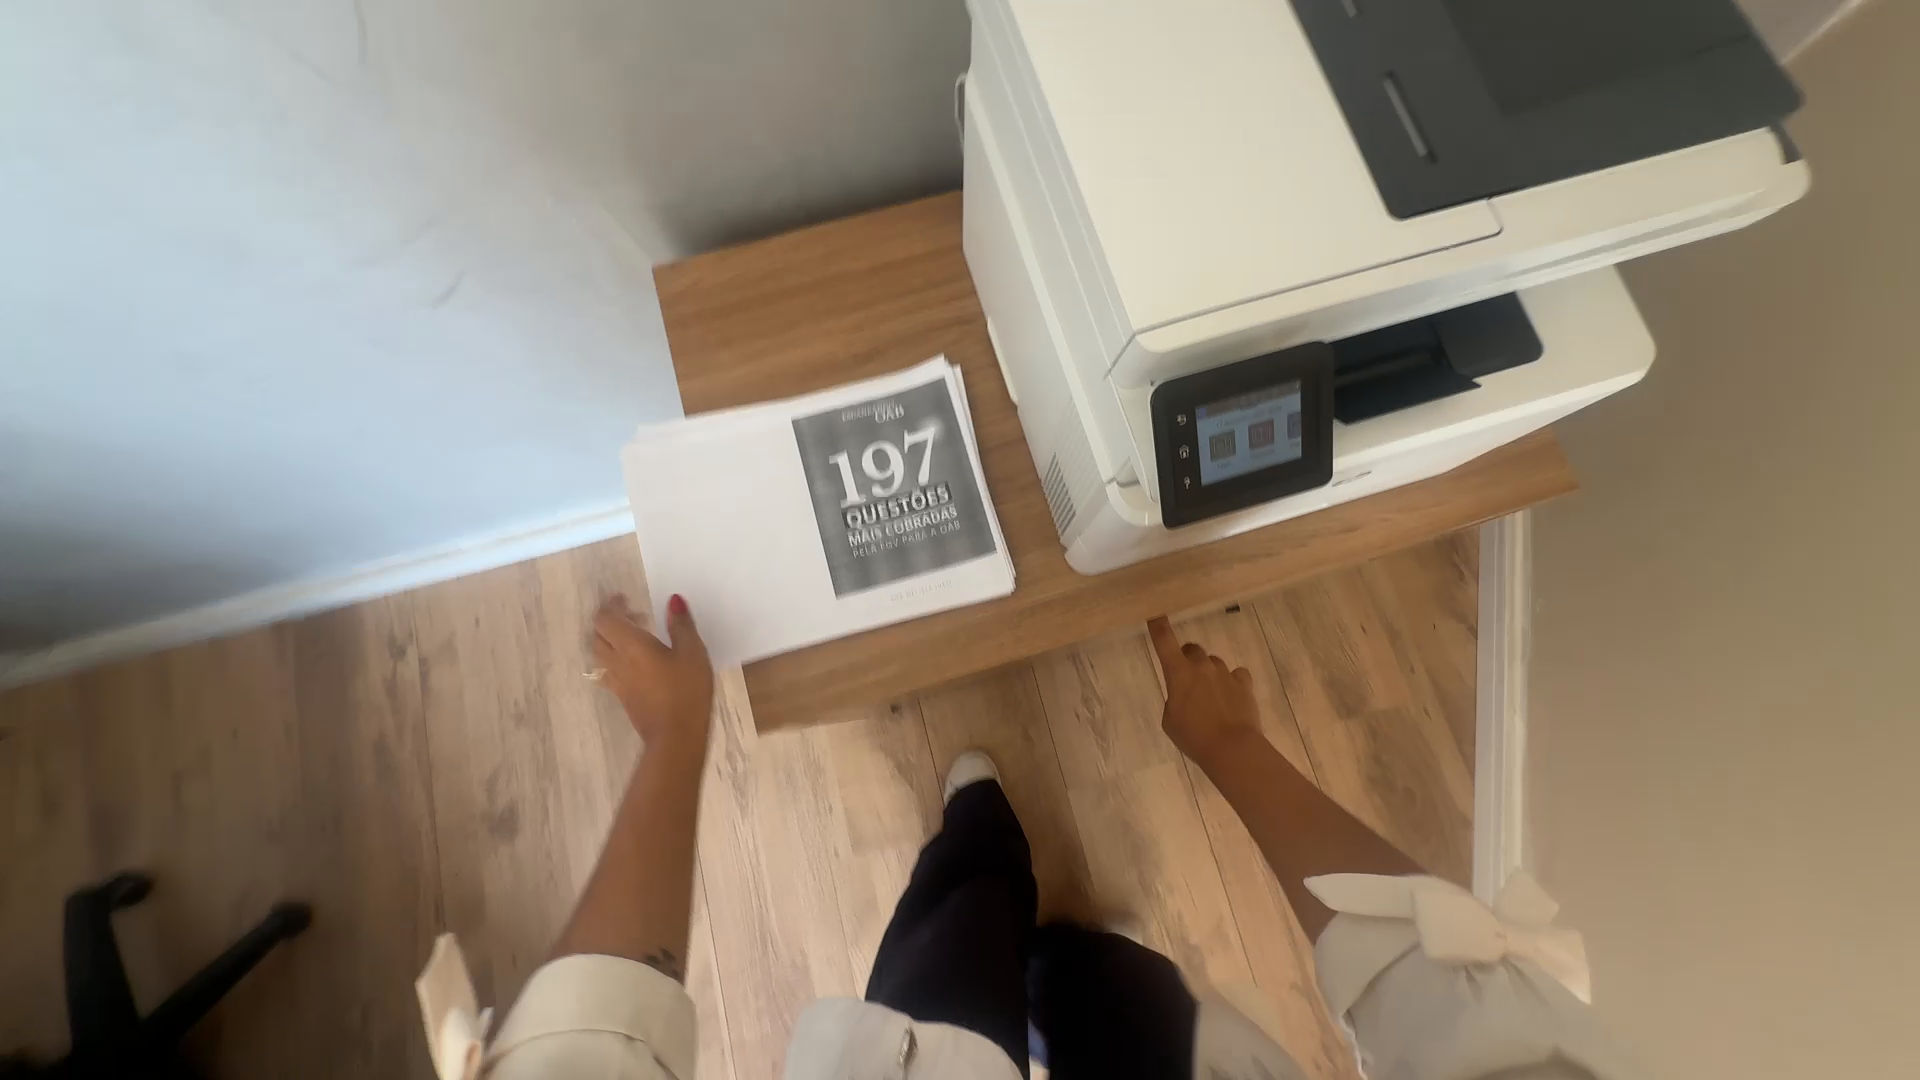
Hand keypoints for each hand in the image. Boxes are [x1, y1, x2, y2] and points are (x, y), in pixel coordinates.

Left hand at [593, 593, 713, 759]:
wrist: (675, 735)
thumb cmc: (686, 689)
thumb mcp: (692, 652)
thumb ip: (681, 625)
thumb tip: (673, 600)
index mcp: (631, 645)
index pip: (606, 620)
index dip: (611, 606)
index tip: (625, 598)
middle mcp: (617, 661)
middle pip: (598, 635)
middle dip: (609, 620)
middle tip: (633, 614)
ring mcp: (617, 681)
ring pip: (600, 654)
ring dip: (610, 639)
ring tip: (634, 636)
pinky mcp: (622, 696)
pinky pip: (608, 669)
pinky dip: (615, 657)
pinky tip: (636, 662)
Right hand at [1147, 616, 1264, 768]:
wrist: (1232, 749)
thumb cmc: (1193, 736)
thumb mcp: (1170, 720)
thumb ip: (1174, 700)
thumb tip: (1184, 694)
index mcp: (1178, 673)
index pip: (1164, 641)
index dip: (1158, 626)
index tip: (1155, 615)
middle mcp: (1202, 666)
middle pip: (1192, 650)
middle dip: (1187, 659)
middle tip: (1186, 679)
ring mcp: (1225, 673)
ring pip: (1213, 662)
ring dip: (1209, 673)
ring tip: (1210, 695)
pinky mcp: (1244, 684)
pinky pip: (1237, 674)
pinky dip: (1232, 681)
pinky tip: (1231, 696)